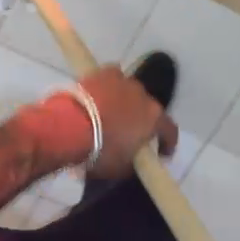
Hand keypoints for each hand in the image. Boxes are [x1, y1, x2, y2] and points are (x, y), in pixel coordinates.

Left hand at [20, 66, 176, 177]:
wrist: (69, 127)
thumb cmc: (99, 152)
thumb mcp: (122, 167)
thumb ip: (133, 159)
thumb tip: (131, 156)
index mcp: (154, 119)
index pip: (169, 130)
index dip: (167, 142)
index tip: (161, 153)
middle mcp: (144, 96)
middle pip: (147, 108)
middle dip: (141, 120)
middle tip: (128, 132)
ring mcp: (123, 81)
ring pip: (129, 92)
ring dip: (123, 102)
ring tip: (109, 114)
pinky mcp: (103, 73)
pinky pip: (111, 79)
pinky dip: (107, 88)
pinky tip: (98, 97)